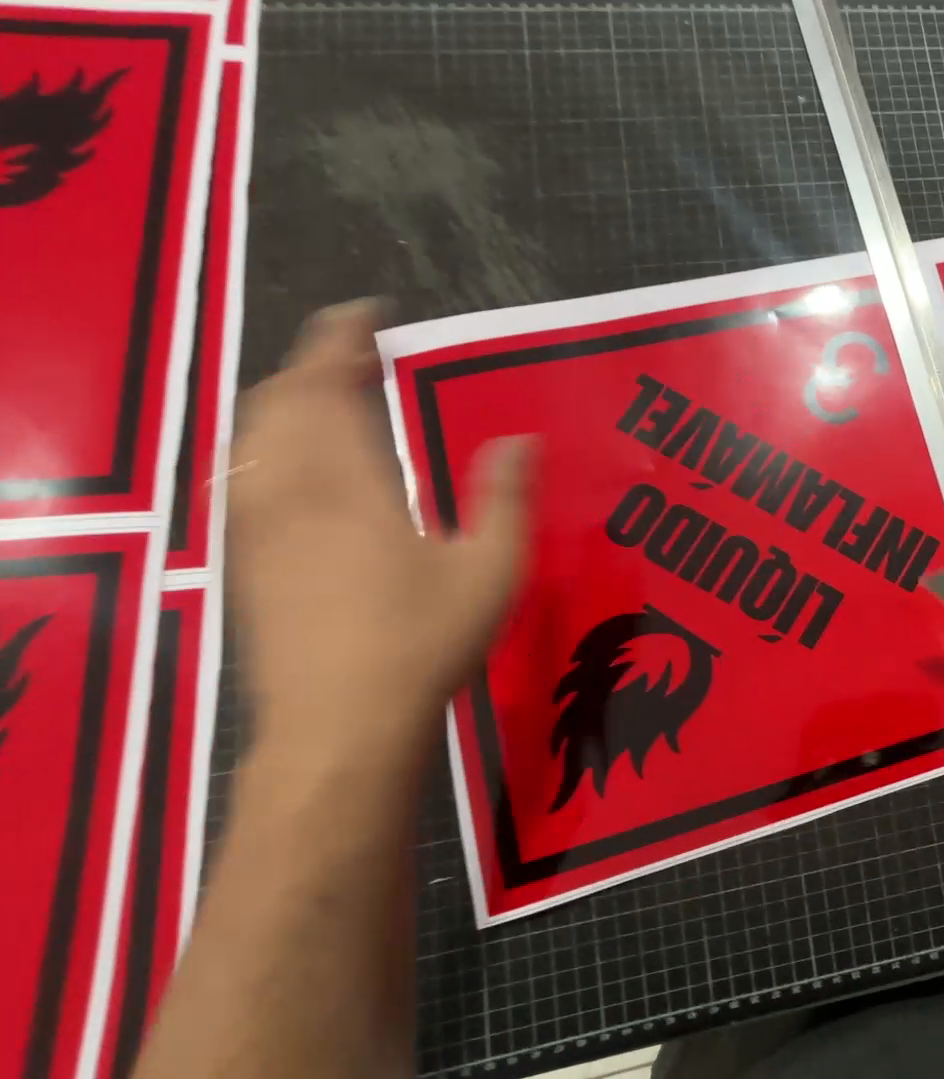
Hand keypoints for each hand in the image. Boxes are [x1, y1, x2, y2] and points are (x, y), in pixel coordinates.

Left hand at [228, 299, 533, 767]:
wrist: (340, 721)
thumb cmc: (426, 640)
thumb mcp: (492, 569)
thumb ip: (504, 496)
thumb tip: (520, 438)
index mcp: (347, 483)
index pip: (325, 385)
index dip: (341, 339)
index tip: (371, 315)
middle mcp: (287, 491)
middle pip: (277, 399)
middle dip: (312, 362)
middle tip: (358, 355)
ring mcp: (256, 526)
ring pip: (253, 435)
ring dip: (287, 399)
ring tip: (332, 397)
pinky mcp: (245, 557)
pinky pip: (247, 473)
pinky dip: (272, 442)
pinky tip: (303, 463)